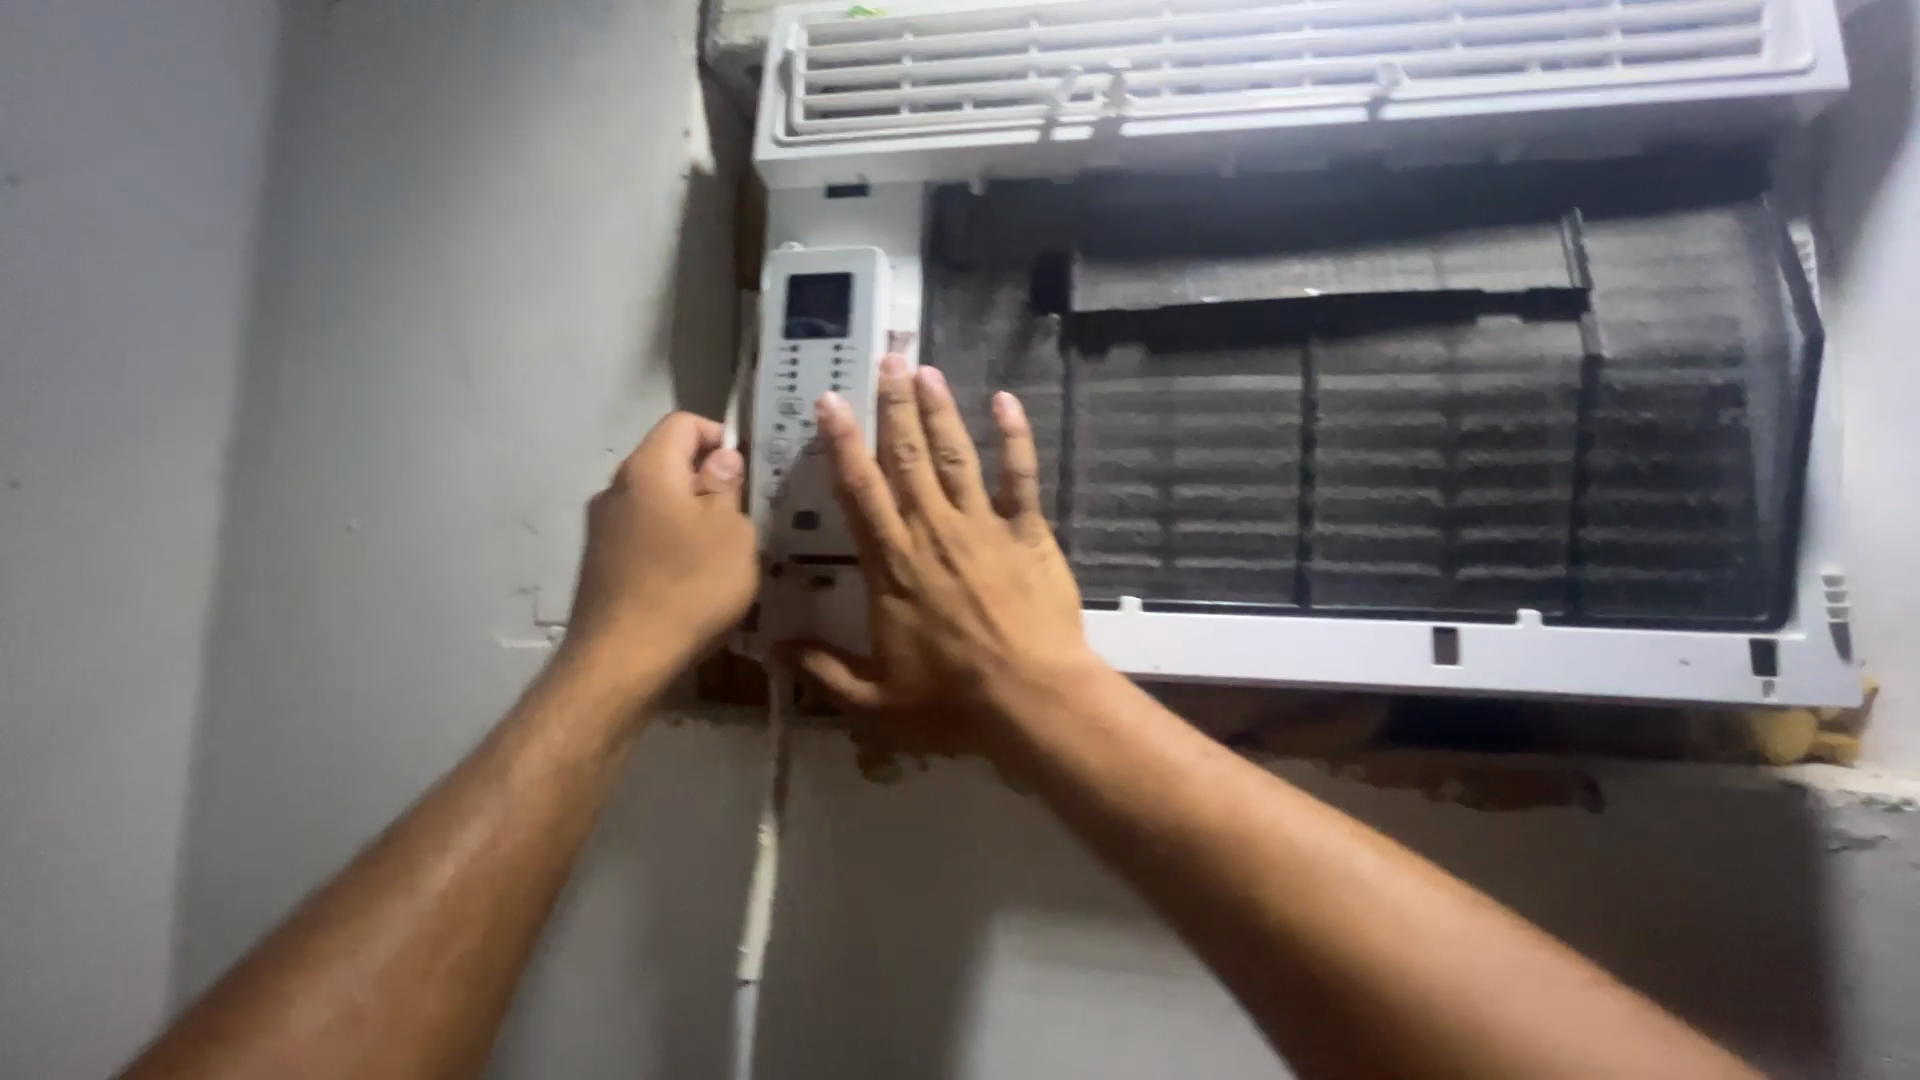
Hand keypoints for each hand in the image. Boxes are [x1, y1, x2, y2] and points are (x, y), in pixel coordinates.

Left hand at [566, 412, 757, 678]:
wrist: (622, 660)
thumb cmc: (689, 587)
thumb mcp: (731, 533)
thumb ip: (726, 487)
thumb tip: (720, 459)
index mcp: (648, 469)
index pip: (683, 423)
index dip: (720, 436)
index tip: (748, 472)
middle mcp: (616, 488)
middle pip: (667, 462)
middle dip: (708, 480)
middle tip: (743, 515)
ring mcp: (602, 528)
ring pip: (656, 502)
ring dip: (690, 516)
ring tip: (722, 552)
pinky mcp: (599, 563)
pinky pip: (644, 535)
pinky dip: (671, 544)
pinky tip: (692, 579)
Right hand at [789, 355, 1096, 745]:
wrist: (1032, 701)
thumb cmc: (952, 703)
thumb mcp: (873, 701)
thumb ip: (821, 671)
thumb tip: (769, 652)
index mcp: (892, 566)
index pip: (859, 492)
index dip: (843, 445)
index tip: (832, 403)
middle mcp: (933, 532)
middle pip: (907, 459)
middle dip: (893, 408)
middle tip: (885, 361)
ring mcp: (983, 527)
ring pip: (955, 456)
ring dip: (938, 412)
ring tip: (926, 370)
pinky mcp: (1028, 533)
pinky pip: (1020, 476)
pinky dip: (1014, 438)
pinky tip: (1005, 402)